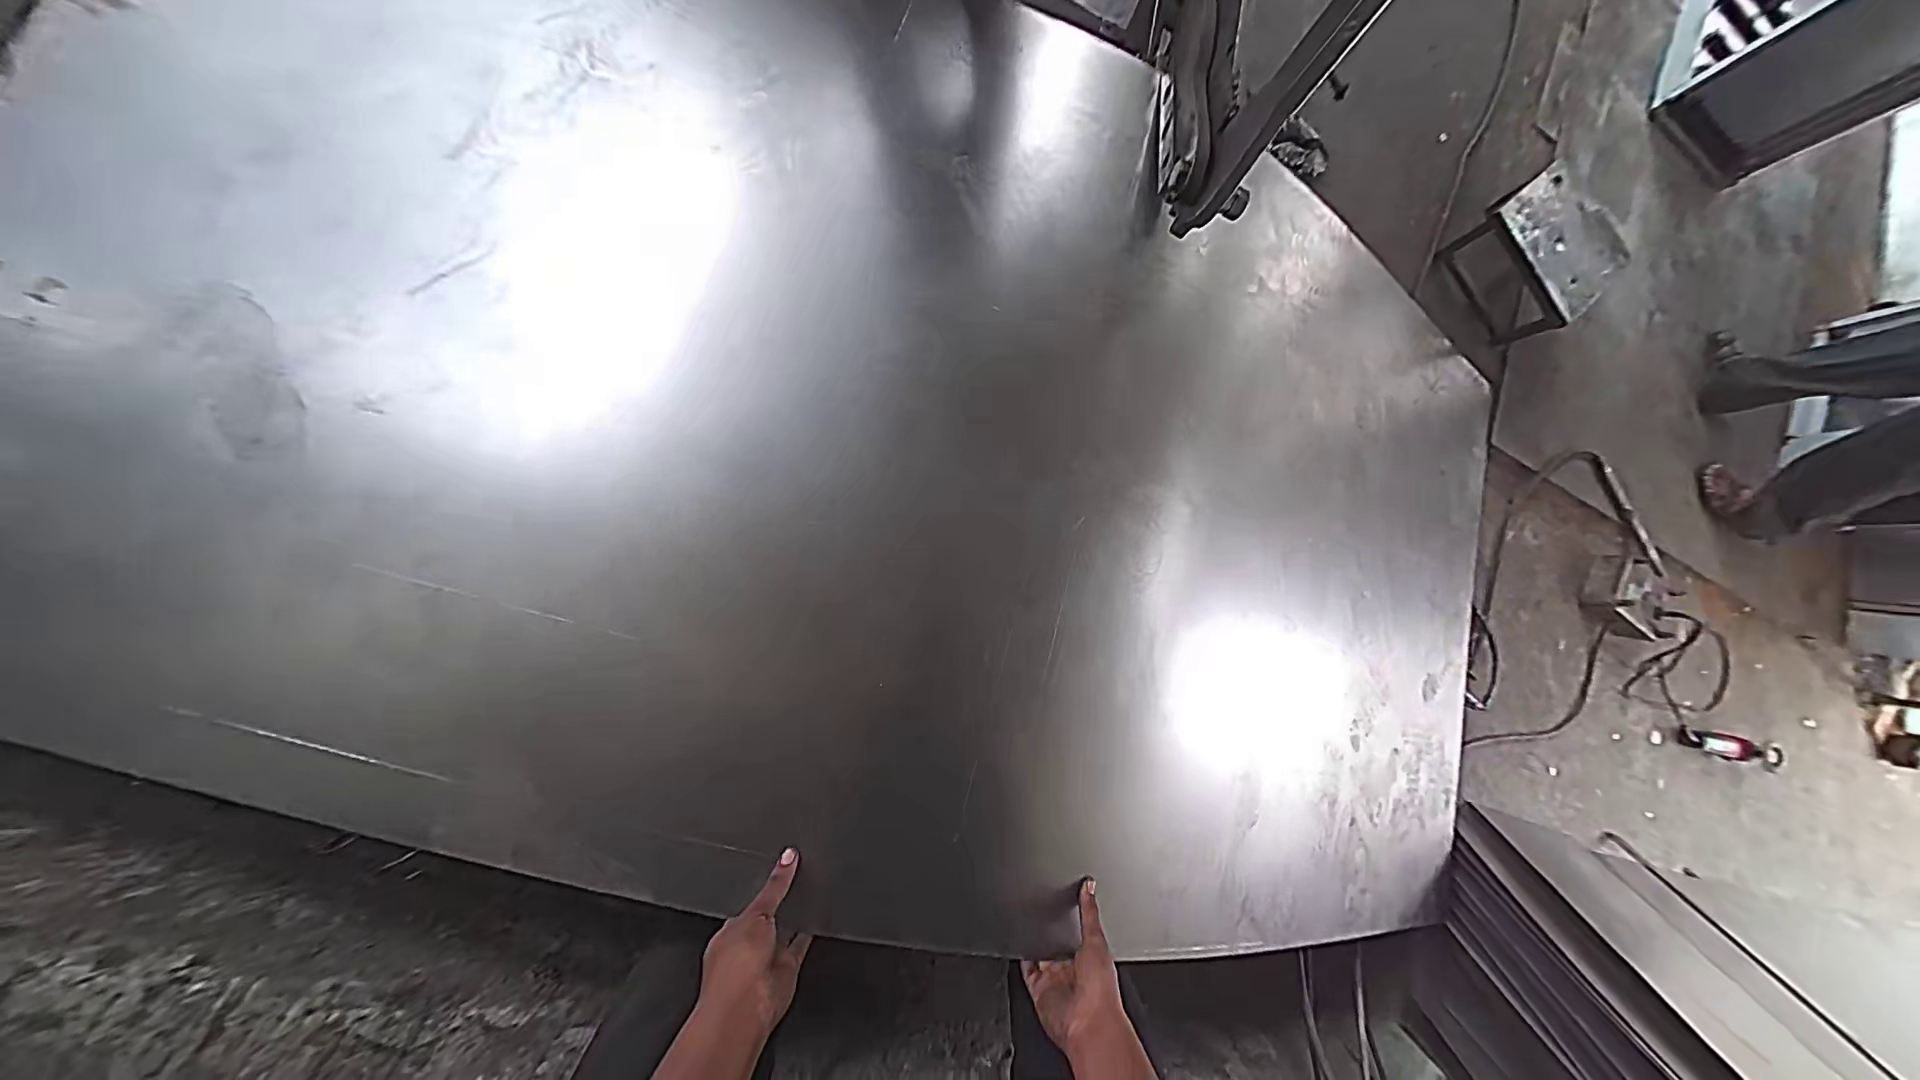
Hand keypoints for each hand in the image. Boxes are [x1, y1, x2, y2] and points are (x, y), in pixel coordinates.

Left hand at [699, 847, 813, 1037]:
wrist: (745, 1008)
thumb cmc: (733, 968)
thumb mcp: (755, 913)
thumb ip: (775, 886)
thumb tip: (787, 856)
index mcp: (731, 930)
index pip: (751, 901)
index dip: (764, 887)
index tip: (780, 867)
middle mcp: (748, 945)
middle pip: (768, 916)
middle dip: (780, 902)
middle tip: (796, 877)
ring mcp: (767, 958)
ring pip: (785, 930)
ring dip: (795, 916)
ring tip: (808, 892)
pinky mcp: (787, 969)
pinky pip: (800, 946)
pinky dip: (807, 934)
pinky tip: (815, 920)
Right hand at [1021, 879, 1151, 1076]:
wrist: (1089, 1024)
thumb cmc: (1102, 991)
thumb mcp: (1098, 940)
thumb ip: (1090, 913)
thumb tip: (1090, 886)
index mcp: (1090, 956)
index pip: (1077, 929)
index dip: (1070, 914)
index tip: (1064, 895)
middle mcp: (1071, 967)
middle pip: (1056, 940)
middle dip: (1049, 927)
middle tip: (1042, 905)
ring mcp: (1054, 978)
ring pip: (1039, 952)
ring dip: (1034, 939)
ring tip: (1028, 918)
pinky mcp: (1038, 987)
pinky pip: (1026, 968)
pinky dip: (1022, 955)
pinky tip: (1020, 940)